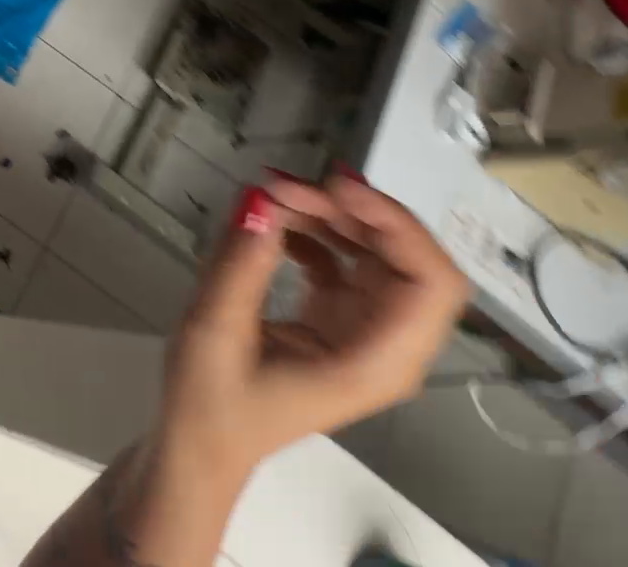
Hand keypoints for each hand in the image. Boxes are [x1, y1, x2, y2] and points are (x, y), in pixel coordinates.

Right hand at [158, 173, 470, 474]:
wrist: (200, 443)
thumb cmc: (211, 398)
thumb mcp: (215, 327)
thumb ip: (241, 263)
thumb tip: (257, 198)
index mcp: (376, 360)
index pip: (428, 283)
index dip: (394, 226)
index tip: (335, 186)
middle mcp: (386, 345)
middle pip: (403, 264)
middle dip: (350, 214)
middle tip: (282, 186)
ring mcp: (363, 333)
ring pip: (374, 260)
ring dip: (330, 221)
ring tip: (272, 196)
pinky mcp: (334, 324)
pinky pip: (343, 268)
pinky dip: (314, 238)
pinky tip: (274, 226)